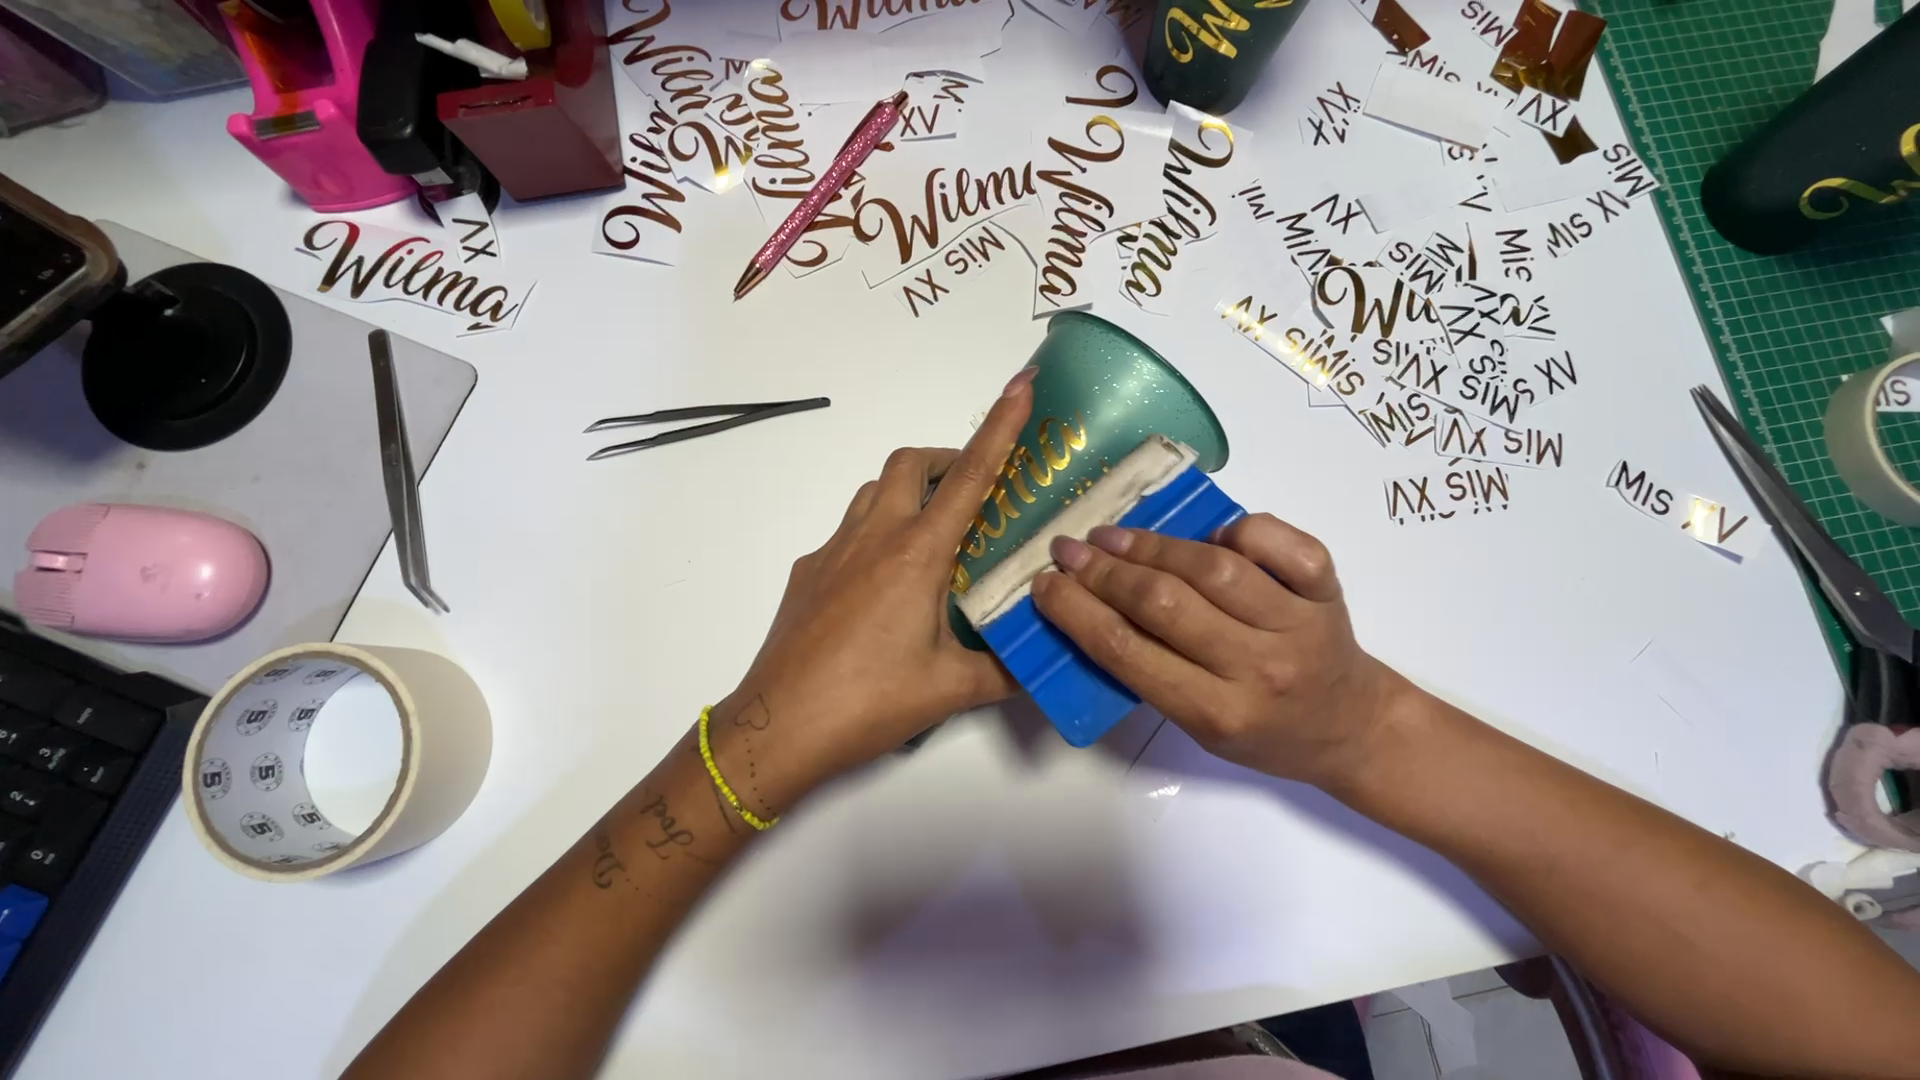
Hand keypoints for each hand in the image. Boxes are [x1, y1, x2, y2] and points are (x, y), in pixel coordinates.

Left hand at [705, 368, 1036, 819]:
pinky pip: (847, 532)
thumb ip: (1004, 669)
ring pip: (873, 491)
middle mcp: (872, 538)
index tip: (1021, 385)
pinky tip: (886, 585)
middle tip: (974, 491)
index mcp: (916, 554)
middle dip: (945, 458)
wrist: (778, 726)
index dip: (999, 428)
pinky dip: (876, 534)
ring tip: (934, 534)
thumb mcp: (951, 689)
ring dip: (907, 492)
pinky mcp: (806, 573)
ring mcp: (832, 552)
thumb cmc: (869, 702)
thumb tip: (1041, 660)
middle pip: (908, 463)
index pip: (968, 477)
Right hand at [1030, 515, 1410, 789]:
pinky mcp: (1328, 591)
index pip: (1128, 651)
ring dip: (1152, 545)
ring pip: (1214, 568)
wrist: (1350, 727)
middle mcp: (1258, 668)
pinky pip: (1284, 545)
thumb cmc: (1261, 734)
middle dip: (1103, 571)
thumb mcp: (1197, 727)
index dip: (1076, 611)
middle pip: (1164, 604)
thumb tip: (1091, 606)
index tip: (1045, 584)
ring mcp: (1297, 625)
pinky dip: (1244, 530)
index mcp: (1217, 712)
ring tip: (1113, 535)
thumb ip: (1150, 673)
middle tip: (1069, 549)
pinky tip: (1211, 532)